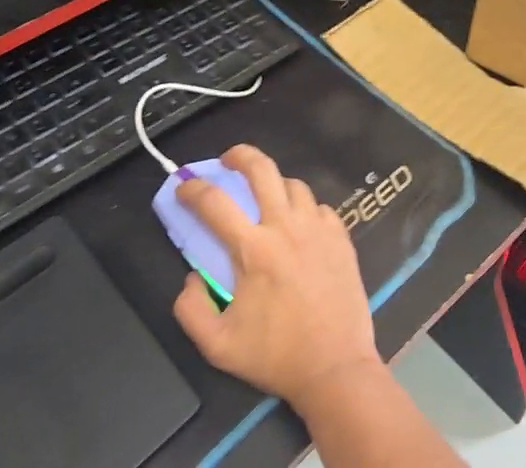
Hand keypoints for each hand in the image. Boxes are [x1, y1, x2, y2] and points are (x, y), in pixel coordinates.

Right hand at [171, 145, 381, 402]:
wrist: (336, 369)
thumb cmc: (276, 356)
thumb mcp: (217, 346)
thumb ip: (191, 309)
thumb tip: (192, 277)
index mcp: (253, 249)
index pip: (214, 202)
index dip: (193, 189)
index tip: (183, 187)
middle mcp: (286, 228)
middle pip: (262, 169)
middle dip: (240, 155)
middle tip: (227, 160)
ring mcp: (318, 230)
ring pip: (294, 185)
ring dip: (274, 184)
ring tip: (265, 197)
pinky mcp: (342, 240)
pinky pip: (320, 208)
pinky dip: (305, 209)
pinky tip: (300, 225)